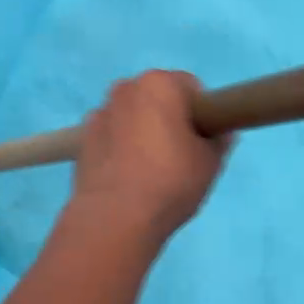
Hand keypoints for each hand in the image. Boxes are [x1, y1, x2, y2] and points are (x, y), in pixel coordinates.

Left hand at [68, 70, 231, 248]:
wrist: (115, 219)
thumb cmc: (170, 183)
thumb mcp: (210, 164)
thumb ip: (219, 142)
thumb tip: (221, 133)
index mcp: (159, 84)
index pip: (190, 88)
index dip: (200, 115)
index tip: (201, 142)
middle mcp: (125, 89)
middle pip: (156, 100)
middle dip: (167, 121)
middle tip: (178, 159)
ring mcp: (99, 114)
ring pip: (130, 119)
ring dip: (140, 135)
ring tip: (149, 173)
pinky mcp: (82, 142)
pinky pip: (110, 139)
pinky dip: (119, 151)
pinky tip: (126, 180)